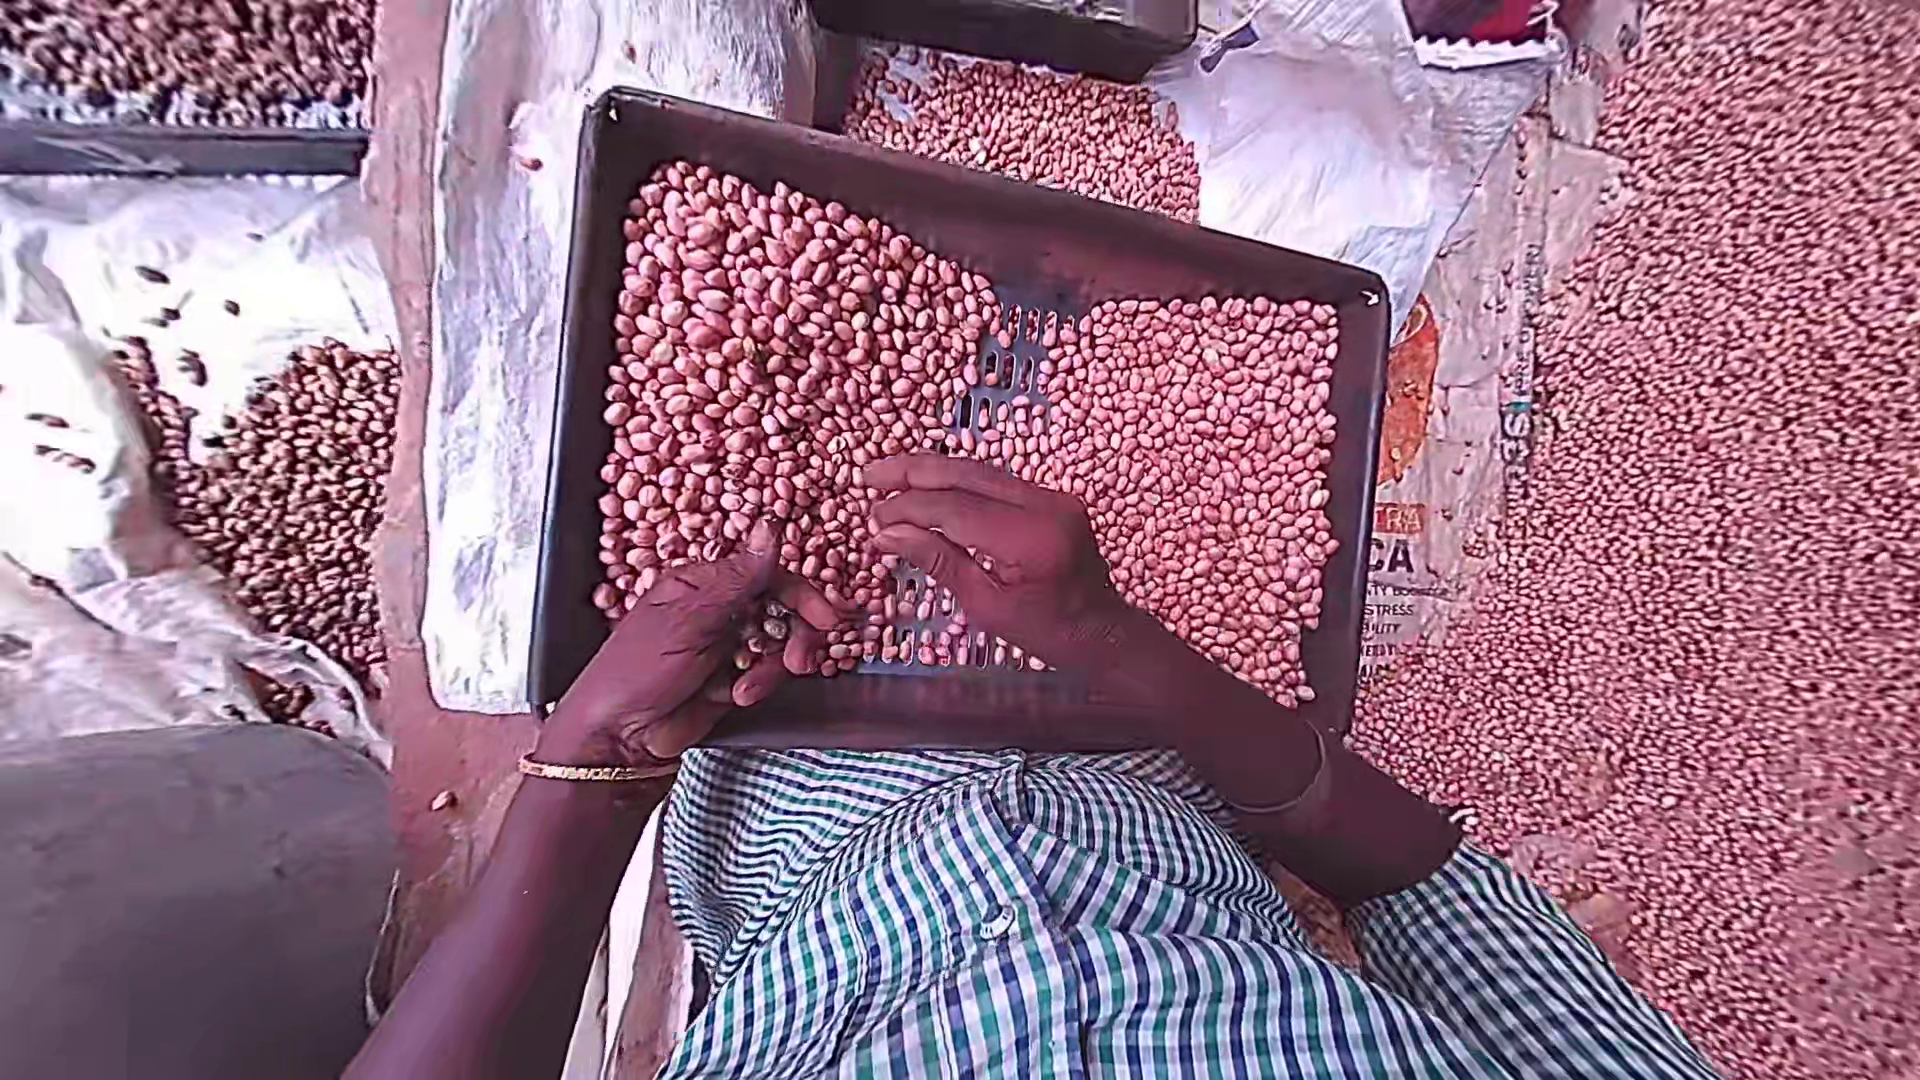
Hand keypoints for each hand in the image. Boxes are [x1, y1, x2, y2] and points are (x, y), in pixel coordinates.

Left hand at [539, 520, 837, 766]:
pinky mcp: (735, 675)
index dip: (801, 595)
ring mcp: (730, 643)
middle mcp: (722, 608)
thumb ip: (737, 578)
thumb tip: (770, 527)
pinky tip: (736, 696)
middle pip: (783, 610)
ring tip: (747, 688)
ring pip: (780, 643)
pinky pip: (768, 671)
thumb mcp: (688, 620)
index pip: (769, 575)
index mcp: (706, 584)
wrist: (617, 740)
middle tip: (798, 662)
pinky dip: (759, 684)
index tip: (825, 619)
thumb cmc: (638, 671)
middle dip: (795, 637)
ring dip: (772, 667)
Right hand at [865, 454, 1128, 662]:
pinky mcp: (1052, 497)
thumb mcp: (986, 606)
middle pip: (967, 473)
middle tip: (871, 476)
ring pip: (981, 470)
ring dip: (933, 471)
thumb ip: (939, 561)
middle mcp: (1046, 505)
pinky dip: (958, 482)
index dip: (909, 507)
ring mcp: (1053, 496)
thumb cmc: (1046, 632)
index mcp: (1031, 539)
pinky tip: (930, 487)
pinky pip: (996, 481)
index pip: (955, 508)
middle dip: (914, 471)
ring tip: (891, 476)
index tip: (874, 517)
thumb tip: (887, 533)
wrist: (1104, 630)